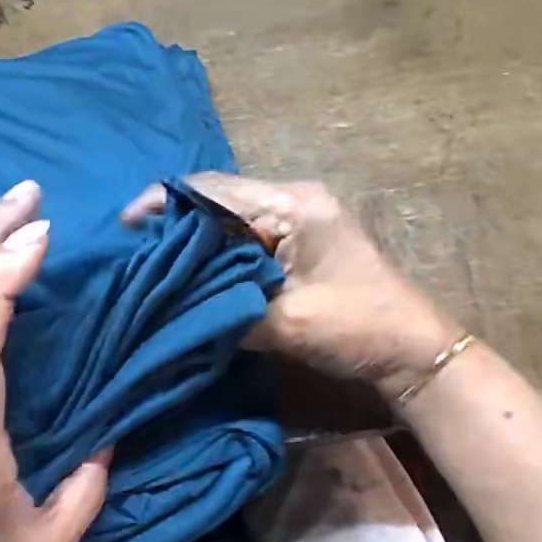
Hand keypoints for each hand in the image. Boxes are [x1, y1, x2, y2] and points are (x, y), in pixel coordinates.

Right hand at [122, 173, 461, 399]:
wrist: (415, 351)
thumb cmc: (358, 327)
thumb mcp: (287, 321)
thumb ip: (226, 308)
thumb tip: (169, 309)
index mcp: (294, 204)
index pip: (214, 189)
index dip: (166, 203)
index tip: (126, 229)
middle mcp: (296, 200)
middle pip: (220, 200)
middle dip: (177, 223)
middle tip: (135, 253)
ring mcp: (301, 220)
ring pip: (232, 219)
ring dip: (197, 240)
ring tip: (155, 265)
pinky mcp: (302, 244)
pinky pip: (249, 238)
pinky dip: (220, 253)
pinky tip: (196, 275)